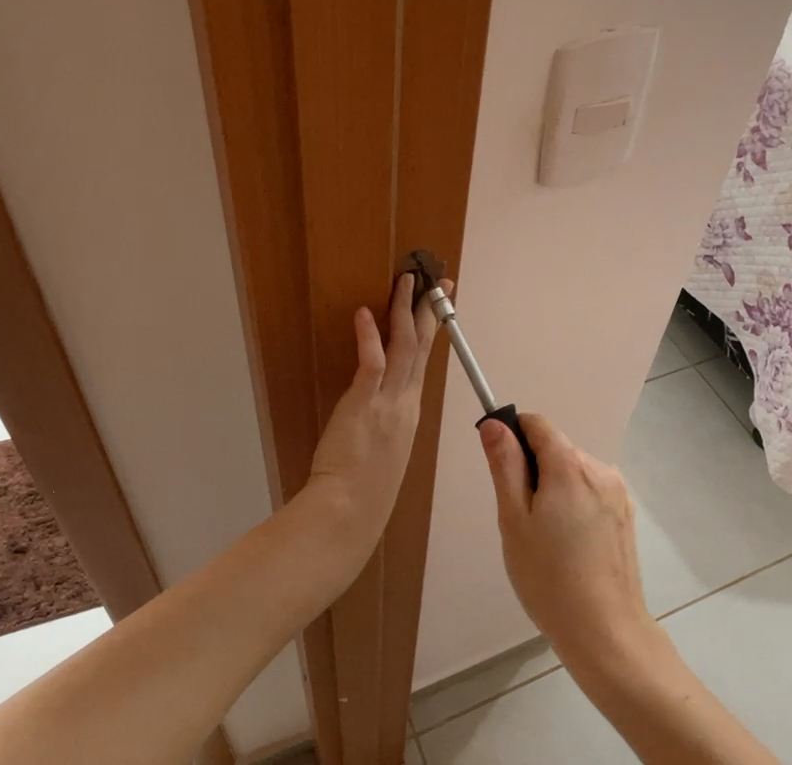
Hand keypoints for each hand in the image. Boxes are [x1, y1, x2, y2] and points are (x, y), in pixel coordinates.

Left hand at [306, 273, 446, 543]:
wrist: (351, 510)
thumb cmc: (363, 487)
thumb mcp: (385, 448)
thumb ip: (384, 421)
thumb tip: (378, 404)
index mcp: (410, 411)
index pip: (425, 361)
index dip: (433, 330)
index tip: (440, 305)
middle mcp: (406, 402)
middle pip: (423, 346)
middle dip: (429, 310)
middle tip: (436, 282)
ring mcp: (387, 402)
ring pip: (403, 346)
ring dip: (404, 310)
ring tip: (405, 281)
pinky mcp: (364, 403)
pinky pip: (372, 362)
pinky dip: (369, 336)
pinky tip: (365, 313)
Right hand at [480, 414, 658, 665]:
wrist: (605, 631)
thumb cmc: (549, 577)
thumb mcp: (514, 519)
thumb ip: (504, 465)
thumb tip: (494, 422)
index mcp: (570, 465)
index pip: (537, 423)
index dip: (513, 436)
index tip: (501, 473)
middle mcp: (599, 468)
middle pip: (555, 449)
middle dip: (532, 471)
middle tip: (522, 520)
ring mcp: (617, 493)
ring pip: (572, 472)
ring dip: (553, 490)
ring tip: (546, 540)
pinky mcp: (626, 515)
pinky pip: (590, 493)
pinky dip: (573, 506)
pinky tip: (569, 547)